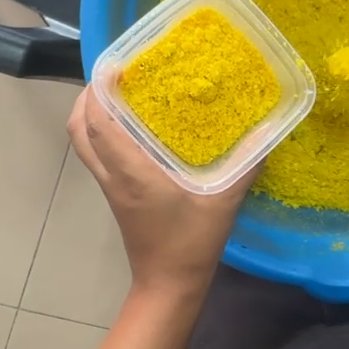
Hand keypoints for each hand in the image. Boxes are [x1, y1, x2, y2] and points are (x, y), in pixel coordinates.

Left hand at [67, 82, 258, 298]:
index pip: (99, 122)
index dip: (100, 90)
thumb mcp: (225, 201)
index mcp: (132, 171)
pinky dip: (103, 133)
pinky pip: (97, 154)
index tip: (117, 65)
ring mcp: (109, 186)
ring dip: (92, 115)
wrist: (168, 283)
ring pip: (83, 142)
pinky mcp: (115, 194)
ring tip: (121, 95)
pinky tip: (134, 128)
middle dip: (89, 97)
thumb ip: (246, 164)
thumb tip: (268, 130)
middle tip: (116, 76)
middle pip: (79, 128)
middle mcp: (112, 174)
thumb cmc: (192, 241)